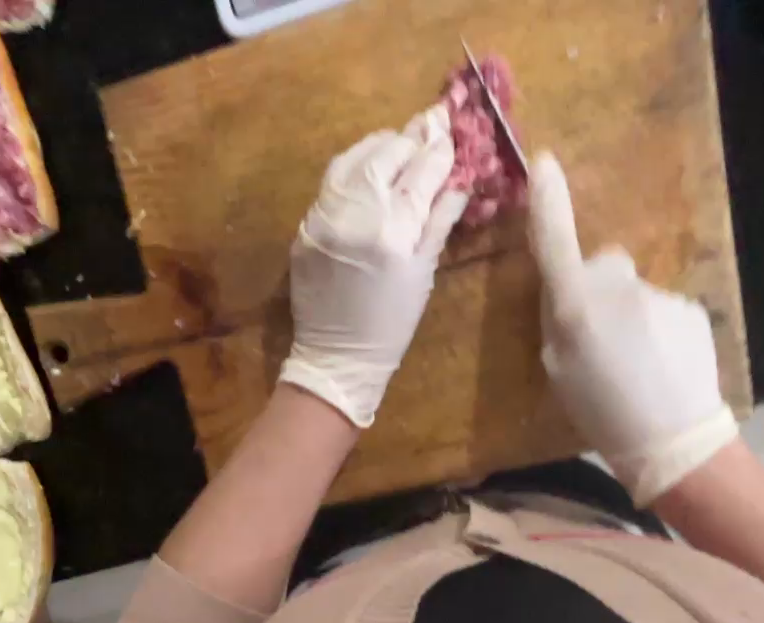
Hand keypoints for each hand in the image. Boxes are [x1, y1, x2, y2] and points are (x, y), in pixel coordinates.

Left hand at [279, 107, 469, 427]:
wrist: (336, 356)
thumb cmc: (390, 325)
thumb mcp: (422, 276)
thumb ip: (439, 223)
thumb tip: (459, 180)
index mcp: (393, 233)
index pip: (421, 173)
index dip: (439, 149)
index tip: (451, 131)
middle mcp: (356, 216)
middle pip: (387, 155)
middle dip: (412, 138)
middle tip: (429, 126)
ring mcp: (324, 219)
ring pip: (354, 159)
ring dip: (380, 146)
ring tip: (398, 143)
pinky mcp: (305, 227)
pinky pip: (331, 183)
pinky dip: (352, 168)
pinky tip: (367, 169)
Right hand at [528, 153, 737, 504]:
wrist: (671, 437)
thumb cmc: (598, 412)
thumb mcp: (556, 370)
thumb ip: (557, 321)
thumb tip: (565, 289)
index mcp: (574, 306)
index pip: (555, 241)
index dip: (547, 202)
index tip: (544, 163)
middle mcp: (616, 286)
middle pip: (599, 267)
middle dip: (595, 290)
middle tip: (595, 341)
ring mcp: (657, 293)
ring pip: (630, 291)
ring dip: (627, 315)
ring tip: (633, 364)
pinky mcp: (689, 305)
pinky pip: (660, 307)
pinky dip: (655, 328)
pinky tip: (659, 364)